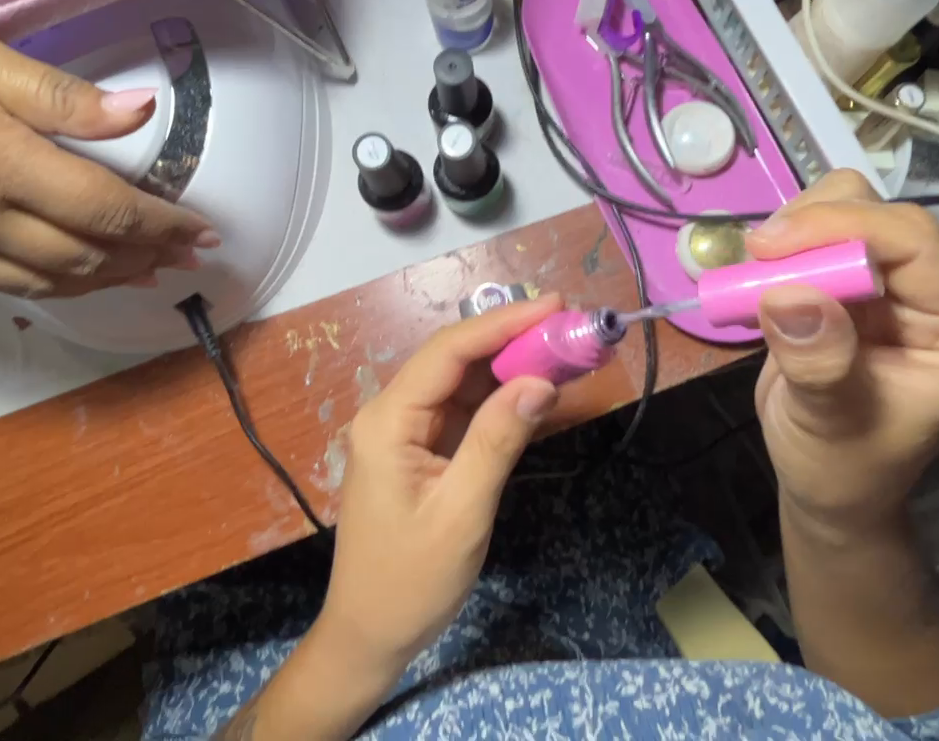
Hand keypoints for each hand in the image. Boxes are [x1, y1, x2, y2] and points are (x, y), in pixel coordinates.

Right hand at [0, 0, 217, 295]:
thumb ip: (56, 94)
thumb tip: (139, 112)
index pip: (107, 209)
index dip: (164, 224)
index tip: (203, 230)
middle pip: (81, 256)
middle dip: (145, 257)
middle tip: (187, 254)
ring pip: (38, 282)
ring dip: (101, 281)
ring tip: (143, 272)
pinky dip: (41, 286)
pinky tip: (62, 277)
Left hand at [316, 297, 563, 670]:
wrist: (369, 634)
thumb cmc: (410, 580)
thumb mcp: (461, 513)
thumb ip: (497, 441)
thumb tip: (540, 381)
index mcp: (388, 420)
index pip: (449, 352)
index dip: (502, 323)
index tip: (555, 305)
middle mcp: (392, 413)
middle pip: (456, 359)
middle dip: (512, 338)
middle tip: (569, 327)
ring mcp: (406, 430)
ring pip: (463, 381)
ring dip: (510, 365)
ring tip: (563, 350)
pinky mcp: (421, 449)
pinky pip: (463, 410)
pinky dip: (500, 398)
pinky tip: (536, 388)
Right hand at [746, 170, 938, 531]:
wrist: (828, 482)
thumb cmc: (842, 465)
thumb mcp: (830, 423)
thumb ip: (819, 363)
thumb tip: (790, 294)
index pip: (915, 242)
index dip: (841, 227)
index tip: (765, 246)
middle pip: (882, 215)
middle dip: (812, 228)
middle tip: (754, 262)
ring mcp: (896, 284)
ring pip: (850, 208)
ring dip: (795, 231)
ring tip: (757, 276)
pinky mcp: (857, 281)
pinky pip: (820, 232)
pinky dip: (784, 243)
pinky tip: (761, 279)